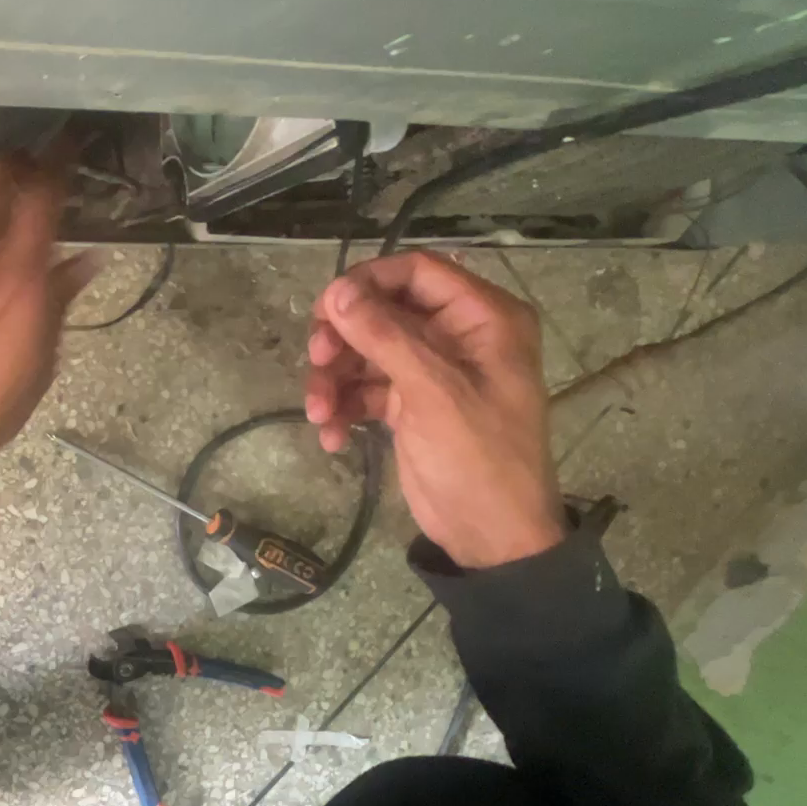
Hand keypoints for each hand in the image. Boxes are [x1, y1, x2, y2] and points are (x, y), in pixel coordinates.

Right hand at [305, 252, 564, 568]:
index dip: (366, 283)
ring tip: (319, 415)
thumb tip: (336, 292)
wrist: (489, 533)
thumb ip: (384, 336)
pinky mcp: (408, 405)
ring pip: (365, 353)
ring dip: (334, 380)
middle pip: (381, 312)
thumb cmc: (478, 456)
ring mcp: (429, 372)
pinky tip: (333, 437)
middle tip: (316, 360)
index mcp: (481, 318)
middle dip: (343, 339)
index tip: (325, 310)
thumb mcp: (432, 392)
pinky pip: (364, 391)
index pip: (416, 273)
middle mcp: (455, 336)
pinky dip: (344, 409)